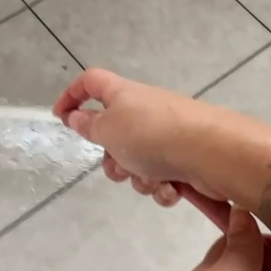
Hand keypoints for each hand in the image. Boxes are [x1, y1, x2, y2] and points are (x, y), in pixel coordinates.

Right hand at [53, 68, 228, 204]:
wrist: (210, 152)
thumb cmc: (152, 135)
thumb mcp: (109, 130)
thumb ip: (89, 125)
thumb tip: (75, 115)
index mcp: (123, 94)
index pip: (91, 82)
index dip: (72, 95)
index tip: (60, 118)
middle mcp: (145, 111)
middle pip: (114, 134)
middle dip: (112, 159)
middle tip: (119, 167)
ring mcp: (167, 135)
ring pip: (137, 162)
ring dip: (139, 177)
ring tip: (152, 179)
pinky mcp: (185, 158)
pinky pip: (161, 176)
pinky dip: (163, 186)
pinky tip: (172, 189)